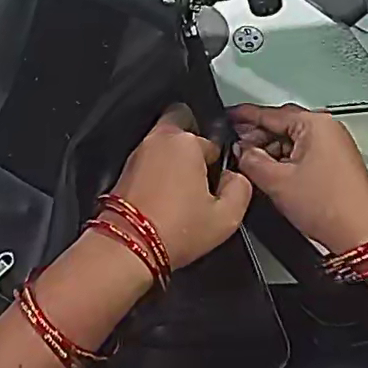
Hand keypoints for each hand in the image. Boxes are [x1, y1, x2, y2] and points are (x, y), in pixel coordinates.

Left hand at [108, 106, 252, 267]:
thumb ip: (241, 188)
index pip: (214, 143)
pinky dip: (159, 170)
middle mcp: (159, 140)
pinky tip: (166, 196)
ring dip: (174, 156)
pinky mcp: (125, 168)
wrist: (128, 246)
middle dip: (193, 139)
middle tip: (202, 169)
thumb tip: (236, 178)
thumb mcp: (227, 217)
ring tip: (183, 189)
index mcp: (186, 142)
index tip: (218, 183)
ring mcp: (139, 152)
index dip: (219, 164)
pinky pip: (150, 159)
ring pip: (164, 141)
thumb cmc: (171, 230)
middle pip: (182, 122)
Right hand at [229, 104, 367, 250]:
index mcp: (315, 124)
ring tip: (252, 167)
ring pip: (291, 140)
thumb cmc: (333, 207)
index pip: (269, 113)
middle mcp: (327, 130)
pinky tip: (272, 176)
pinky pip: (302, 153)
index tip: (229, 117)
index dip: (243, 116)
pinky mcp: (335, 162)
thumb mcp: (275, 180)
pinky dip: (285, 161)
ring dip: (270, 151)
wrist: (363, 235)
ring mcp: (333, 146)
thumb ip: (249, 159)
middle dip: (256, 137)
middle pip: (281, 124)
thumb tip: (240, 150)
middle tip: (236, 147)